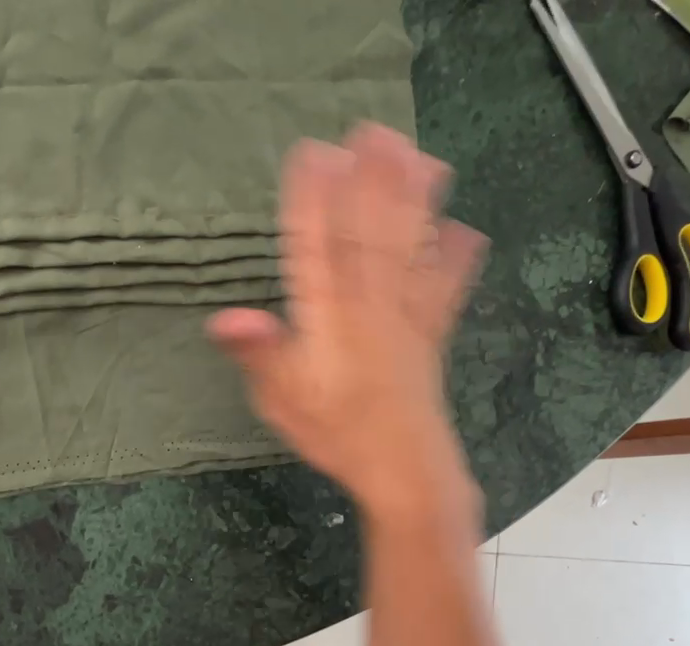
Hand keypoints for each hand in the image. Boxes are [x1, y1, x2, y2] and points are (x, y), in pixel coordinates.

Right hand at [208, 123, 486, 522]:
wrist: (402, 469)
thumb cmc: (333, 435)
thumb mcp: (281, 400)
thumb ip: (260, 355)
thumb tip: (223, 318)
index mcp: (329, 319)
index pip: (316, 250)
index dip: (312, 201)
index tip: (312, 154)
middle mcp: (371, 307)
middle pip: (368, 235)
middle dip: (367, 182)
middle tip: (371, 131)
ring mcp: (407, 316)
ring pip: (408, 249)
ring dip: (412, 200)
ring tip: (417, 154)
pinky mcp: (431, 334)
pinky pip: (445, 289)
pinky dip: (455, 258)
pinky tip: (465, 231)